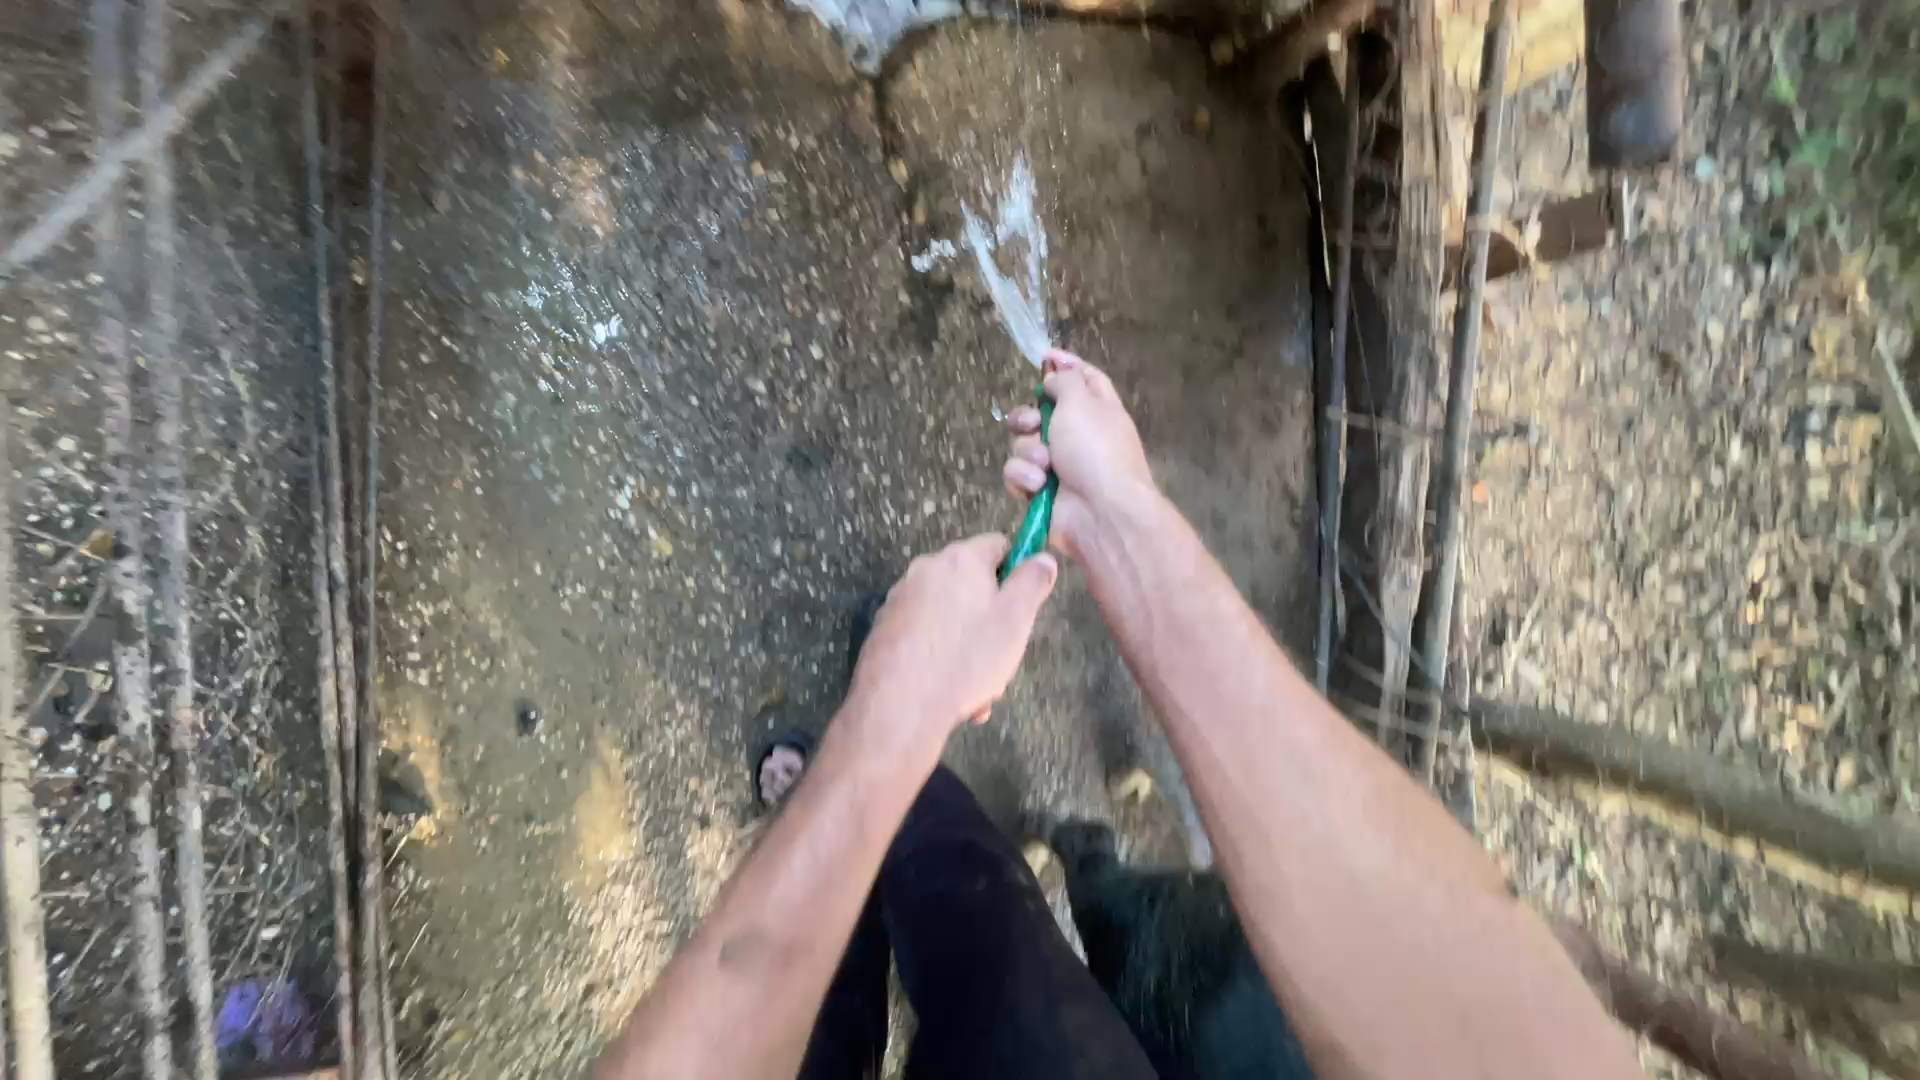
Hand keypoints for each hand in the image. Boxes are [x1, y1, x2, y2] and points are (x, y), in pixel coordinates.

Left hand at [845, 534, 1057, 747]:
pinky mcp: (884, 629)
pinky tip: (948, 692)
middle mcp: (925, 569)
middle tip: (1001, 656)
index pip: (999, 546)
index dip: (1017, 573)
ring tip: (976, 689)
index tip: (1021, 607)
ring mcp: (900, 599)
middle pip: (972, 584)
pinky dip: (939, 656)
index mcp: (960, 559)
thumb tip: (1042, 558)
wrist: (900, 703)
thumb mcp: (1016, 619)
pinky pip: (925, 636)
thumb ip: (1033, 582)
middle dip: (990, 619)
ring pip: (948, 616)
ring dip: (966, 645)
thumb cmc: (968, 657)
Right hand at [1003, 350, 1157, 559]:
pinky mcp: (1040, 491)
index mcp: (1099, 409)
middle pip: (1042, 412)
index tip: (1044, 356)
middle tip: (1032, 424)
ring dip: (1028, 451)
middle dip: (1028, 416)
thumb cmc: (1096, 450)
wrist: (1100, 511)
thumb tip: (1054, 381)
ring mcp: (1060, 464)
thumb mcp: (1082, 402)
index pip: (1083, 378)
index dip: (1064, 365)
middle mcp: (1079, 435)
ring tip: (1043, 464)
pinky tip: (1036, 484)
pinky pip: (1018, 473)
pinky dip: (1023, 476)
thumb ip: (1065, 382)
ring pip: (1023, 444)